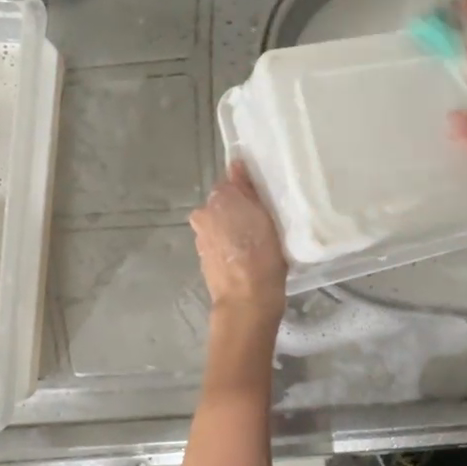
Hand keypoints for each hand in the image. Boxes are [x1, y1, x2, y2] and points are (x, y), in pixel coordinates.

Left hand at [190, 161, 286, 318]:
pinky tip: (245, 255)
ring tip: (256, 241)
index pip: (231, 181)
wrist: (246, 301)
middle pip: (223, 203)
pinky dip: (229, 244)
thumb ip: (248, 189)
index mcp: (219, 198)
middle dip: (239, 209)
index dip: (247, 190)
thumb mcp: (265, 216)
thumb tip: (236, 164)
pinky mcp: (203, 257)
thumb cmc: (263, 255)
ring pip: (220, 223)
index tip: (263, 199)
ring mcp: (201, 237)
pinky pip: (219, 241)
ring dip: (233, 227)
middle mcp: (203, 213)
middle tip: (262, 221)